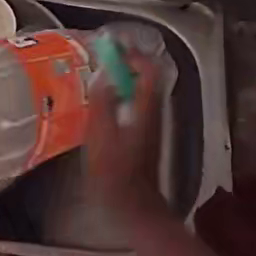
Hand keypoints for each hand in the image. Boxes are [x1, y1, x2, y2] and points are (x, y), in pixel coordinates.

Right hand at [85, 48, 169, 231]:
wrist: (134, 207)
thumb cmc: (115, 173)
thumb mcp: (101, 136)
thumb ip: (102, 103)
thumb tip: (102, 76)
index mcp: (147, 107)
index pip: (150, 68)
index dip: (133, 54)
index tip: (112, 49)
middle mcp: (155, 111)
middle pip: (148, 75)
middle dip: (127, 61)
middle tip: (104, 57)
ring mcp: (153, 122)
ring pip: (144, 88)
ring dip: (126, 76)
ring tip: (101, 73)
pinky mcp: (147, 133)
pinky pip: (138, 100)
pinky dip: (125, 92)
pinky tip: (105, 100)